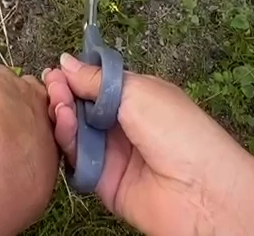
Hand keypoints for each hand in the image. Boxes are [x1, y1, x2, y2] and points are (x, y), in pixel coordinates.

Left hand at [0, 47, 58, 230]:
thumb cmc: (24, 185)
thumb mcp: (43, 180)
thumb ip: (40, 165)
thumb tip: (30, 173)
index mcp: (55, 122)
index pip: (49, 108)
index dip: (35, 118)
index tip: (24, 133)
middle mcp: (35, 97)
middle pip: (28, 87)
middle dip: (17, 99)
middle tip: (3, 122)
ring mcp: (9, 83)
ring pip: (2, 76)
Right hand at [44, 53, 253, 235]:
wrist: (202, 192)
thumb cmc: (180, 131)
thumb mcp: (138, 91)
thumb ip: (97, 80)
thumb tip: (67, 62)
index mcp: (135, 96)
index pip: (96, 83)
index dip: (75, 76)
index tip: (56, 70)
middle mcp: (122, 124)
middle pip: (82, 107)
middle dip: (64, 93)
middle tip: (51, 84)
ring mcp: (113, 154)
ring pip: (76, 133)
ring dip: (63, 116)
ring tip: (58, 104)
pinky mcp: (105, 183)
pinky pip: (79, 161)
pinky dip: (67, 144)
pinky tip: (63, 126)